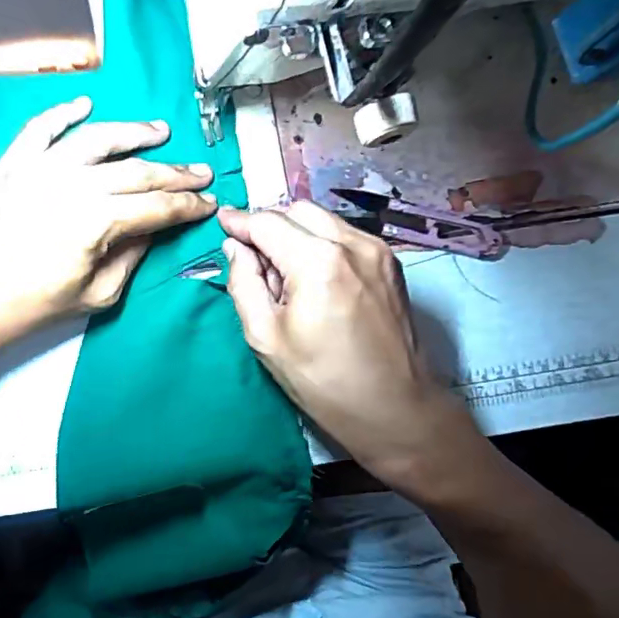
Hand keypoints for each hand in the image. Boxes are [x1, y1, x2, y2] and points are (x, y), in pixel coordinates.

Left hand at [0, 97, 216, 383]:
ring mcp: (41, 167)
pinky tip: (85, 105)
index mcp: (98, 221)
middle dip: (176, 173)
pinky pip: (41, 128)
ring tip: (160, 131)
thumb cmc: (34, 305)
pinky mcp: (12, 162)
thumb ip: (131, 254)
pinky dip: (63, 113)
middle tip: (201, 172)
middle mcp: (75, 184)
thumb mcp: (97, 293)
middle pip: (138, 171)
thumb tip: (153, 227)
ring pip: (98, 139)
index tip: (210, 203)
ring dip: (134, 133)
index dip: (189, 205)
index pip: (158, 207)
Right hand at [217, 201, 482, 488]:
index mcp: (319, 262)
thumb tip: (236, 248)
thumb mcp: (267, 339)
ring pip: (324, 220)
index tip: (223, 223)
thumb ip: (245, 284)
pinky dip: (324, 245)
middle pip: (298, 210)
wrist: (395, 407)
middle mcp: (352, 244)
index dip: (241, 222)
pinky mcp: (391, 263)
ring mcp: (378, 250)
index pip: (269, 222)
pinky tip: (319, 281)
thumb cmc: (324, 382)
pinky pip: (346, 236)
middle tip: (258, 263)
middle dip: (271, 226)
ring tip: (290, 277)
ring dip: (298, 234)